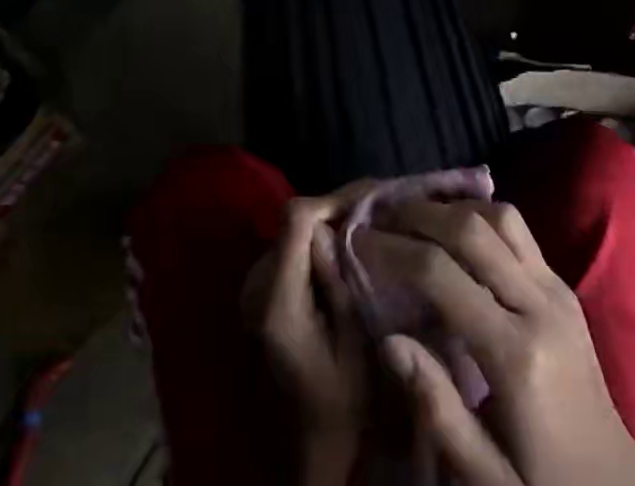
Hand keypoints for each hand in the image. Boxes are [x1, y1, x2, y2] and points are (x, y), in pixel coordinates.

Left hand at [245, 187, 371, 484]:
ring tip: (370, 217)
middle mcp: (256, 283)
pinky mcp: (262, 285)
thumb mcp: (354, 345)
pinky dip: (319, 235)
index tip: (371, 200)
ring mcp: (254, 283)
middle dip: (335, 207)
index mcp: (277, 299)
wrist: (311, 435)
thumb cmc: (342, 398)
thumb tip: (332, 227)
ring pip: (292, 229)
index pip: (294, 223)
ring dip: (329, 219)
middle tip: (380, 205)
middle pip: (292, 221)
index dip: (331, 201)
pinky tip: (349, 238)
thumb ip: (340, 282)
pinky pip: (291, 244)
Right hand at [356, 201, 634, 485]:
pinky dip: (478, 216)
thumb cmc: (543, 481)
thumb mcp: (486, 474)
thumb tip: (388, 339)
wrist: (616, 485)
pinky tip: (451, 229)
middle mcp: (541, 308)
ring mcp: (558, 292)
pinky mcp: (564, 288)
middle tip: (378, 218)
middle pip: (472, 229)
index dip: (392, 249)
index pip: (442, 274)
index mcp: (516, 355)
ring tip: (412, 218)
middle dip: (417, 214)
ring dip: (451, 208)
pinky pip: (518, 231)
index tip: (357, 241)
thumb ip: (436, 406)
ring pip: (501, 217)